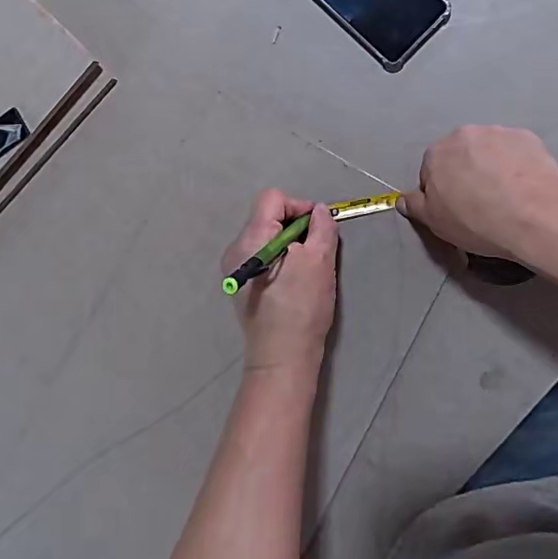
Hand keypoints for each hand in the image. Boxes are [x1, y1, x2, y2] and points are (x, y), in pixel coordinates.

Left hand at [223, 190, 337, 371]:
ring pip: (267, 237)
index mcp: (251, 239)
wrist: (283, 359)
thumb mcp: (320, 260)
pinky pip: (263, 256)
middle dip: (295, 226)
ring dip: (290, 244)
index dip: (298, 206)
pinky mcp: (241, 285)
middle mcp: (236, 249)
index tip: (317, 228)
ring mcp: (235, 268)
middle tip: (316, 248)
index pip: (273, 199)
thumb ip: (322, 226)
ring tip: (307, 268)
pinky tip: (294, 282)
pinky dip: (281, 259)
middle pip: (268, 217)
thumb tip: (318, 211)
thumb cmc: (302, 307)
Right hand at [399, 126, 557, 264]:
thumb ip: (415, 206)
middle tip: (481, 202)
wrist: (535, 214)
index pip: (431, 171)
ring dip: (492, 166)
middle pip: (460, 155)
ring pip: (489, 150)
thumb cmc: (479, 221)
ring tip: (508, 195)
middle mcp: (464, 134)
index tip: (457, 210)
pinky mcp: (526, 136)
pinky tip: (525, 187)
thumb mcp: (436, 223)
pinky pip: (515, 150)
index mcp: (436, 153)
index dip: (443, 193)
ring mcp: (497, 132)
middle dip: (466, 173)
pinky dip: (517, 164)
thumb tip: (402, 199)